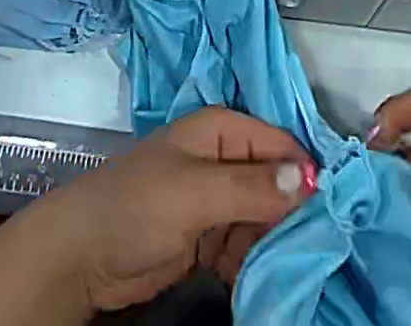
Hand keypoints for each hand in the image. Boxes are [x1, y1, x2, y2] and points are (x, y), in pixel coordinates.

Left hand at [0, 107, 316, 325]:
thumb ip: (250, 187)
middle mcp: (226, 158)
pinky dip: (256, 262)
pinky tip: (263, 280)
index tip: (332, 211)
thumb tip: (308, 178)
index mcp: (224, 130)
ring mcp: (218, 199)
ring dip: (276, 244)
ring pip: (267, 218)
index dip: (306, 175)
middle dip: (294, 215)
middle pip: (278, 183)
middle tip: (313, 250)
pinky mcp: (210, 235)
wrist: (78, 257)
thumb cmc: (134, 207)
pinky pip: (248, 245)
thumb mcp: (194, 193)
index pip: (281, 145)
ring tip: (287, 269)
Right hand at [370, 89, 410, 325]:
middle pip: (407, 160)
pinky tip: (373, 258)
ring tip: (354, 225)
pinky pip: (407, 251)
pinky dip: (387, 251)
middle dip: (379, 169)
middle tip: (352, 195)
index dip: (401, 114)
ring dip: (378, 211)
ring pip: (402, 206)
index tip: (372, 138)